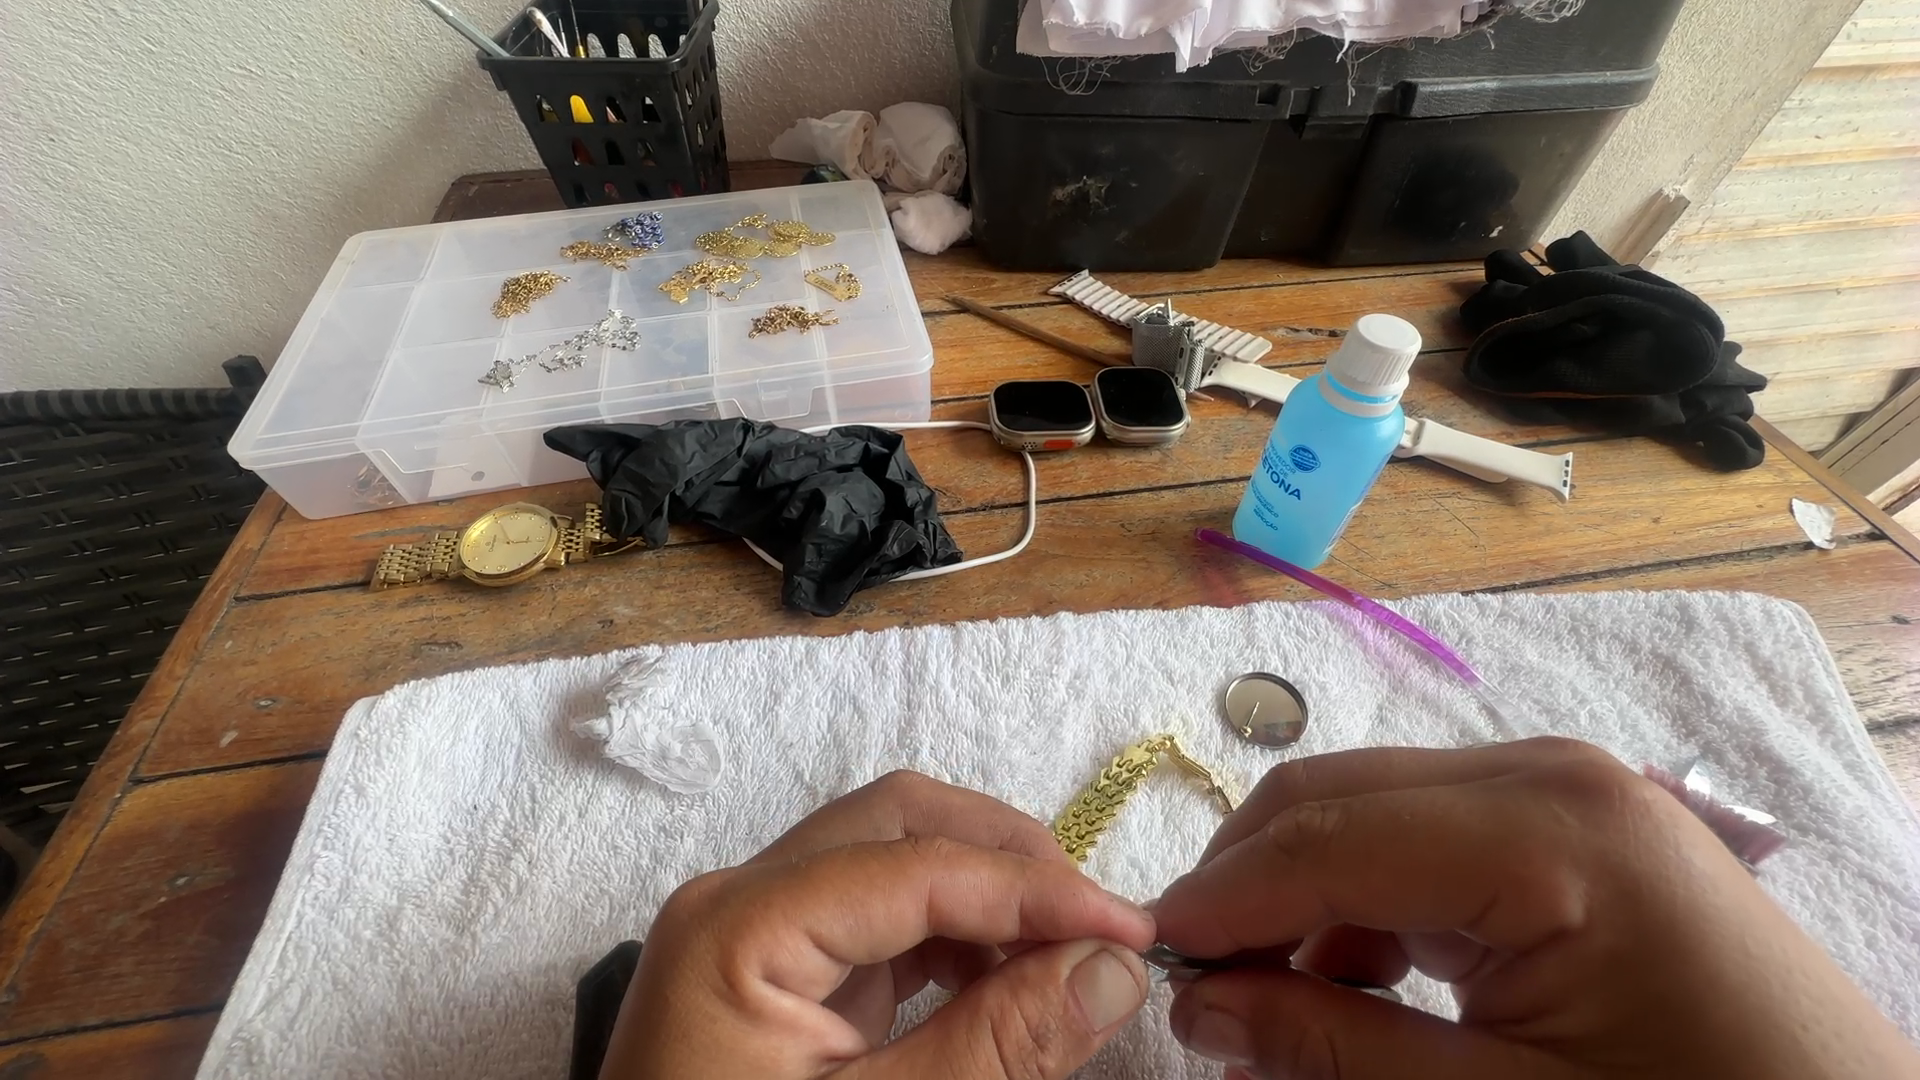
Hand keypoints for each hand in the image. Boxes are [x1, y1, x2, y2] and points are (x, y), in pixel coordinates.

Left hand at [599, 771, 1155, 1078]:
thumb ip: (996, 1048)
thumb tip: (1114, 967)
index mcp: (739, 926)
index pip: (912, 864)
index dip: (1031, 889)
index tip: (1129, 928)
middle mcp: (742, 895)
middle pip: (896, 820)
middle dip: (1004, 856)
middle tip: (1092, 919)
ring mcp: (758, 922)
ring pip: (892, 851)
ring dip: (984, 887)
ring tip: (1057, 950)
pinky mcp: (782, 960)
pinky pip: (880, 910)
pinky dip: (952, 929)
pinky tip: (1000, 974)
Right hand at [1153, 738, 1919, 1079]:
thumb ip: (1335, 1052)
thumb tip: (1198, 1008)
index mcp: (1552, 826)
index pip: (1331, 837)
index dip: (1226, 893)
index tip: (1152, 948)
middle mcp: (1540, 771)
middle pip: (1331, 798)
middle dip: (1246, 879)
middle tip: (1198, 970)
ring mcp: (1546, 785)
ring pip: (1355, 810)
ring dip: (1291, 892)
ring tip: (1260, 988)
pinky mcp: (1543, 819)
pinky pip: (1404, 837)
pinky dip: (1350, 902)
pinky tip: (1342, 976)